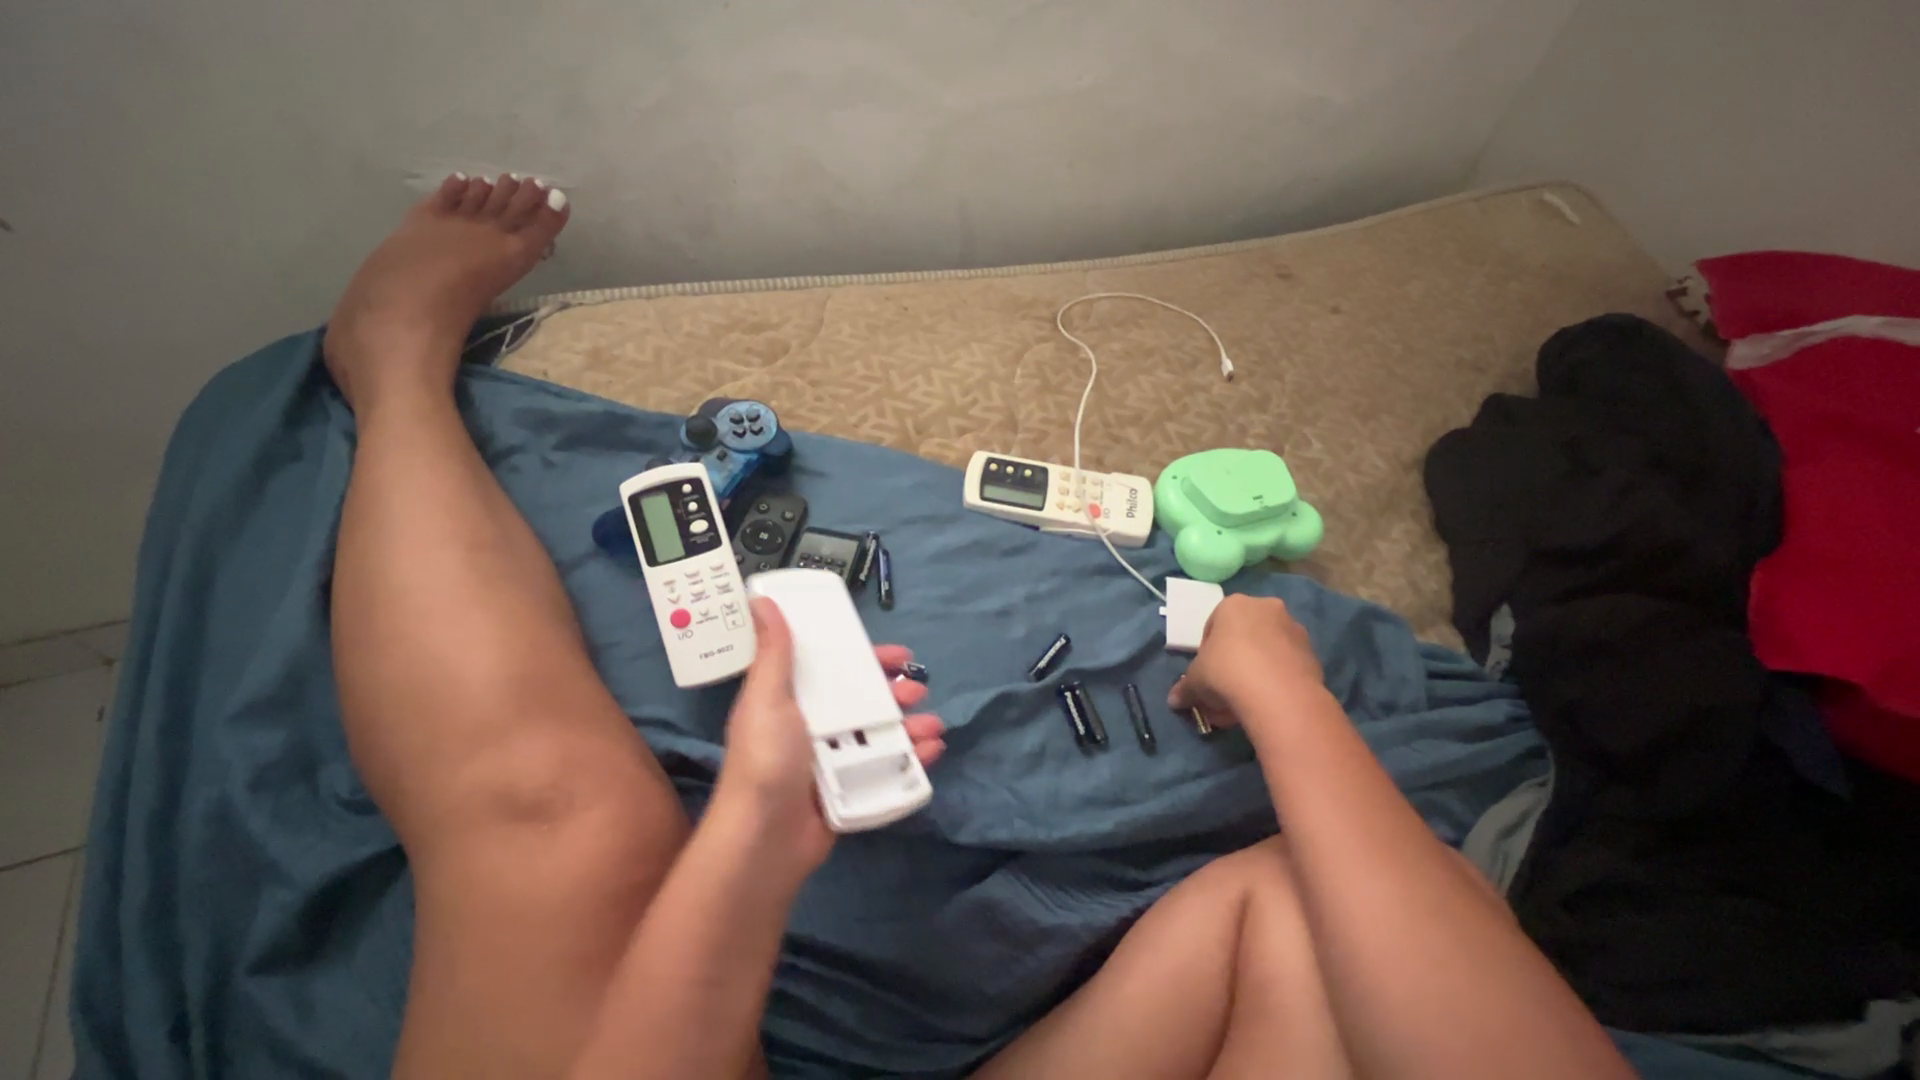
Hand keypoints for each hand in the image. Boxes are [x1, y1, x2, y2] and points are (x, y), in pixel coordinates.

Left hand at [713, 597, 945, 868]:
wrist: (765, 840)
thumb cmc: (766, 761)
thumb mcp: (768, 699)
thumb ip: (774, 652)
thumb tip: (761, 600)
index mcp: (792, 701)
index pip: (835, 670)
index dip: (867, 659)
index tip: (898, 654)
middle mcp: (814, 728)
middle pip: (865, 701)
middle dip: (896, 692)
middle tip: (919, 688)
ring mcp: (834, 762)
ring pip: (881, 734)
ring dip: (911, 725)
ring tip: (933, 725)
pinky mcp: (851, 791)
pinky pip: (888, 768)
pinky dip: (912, 758)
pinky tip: (932, 751)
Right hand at [1167, 595, 1326, 732]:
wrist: (1278, 694)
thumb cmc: (1226, 672)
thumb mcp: (1195, 681)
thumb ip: (1185, 688)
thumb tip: (1174, 701)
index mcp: (1234, 605)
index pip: (1213, 625)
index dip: (1207, 652)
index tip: (1207, 674)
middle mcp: (1266, 608)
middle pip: (1244, 635)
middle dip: (1234, 661)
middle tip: (1226, 689)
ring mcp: (1294, 629)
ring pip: (1267, 650)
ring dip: (1257, 670)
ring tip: (1248, 701)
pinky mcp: (1313, 653)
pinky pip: (1287, 665)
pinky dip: (1277, 679)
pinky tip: (1268, 702)